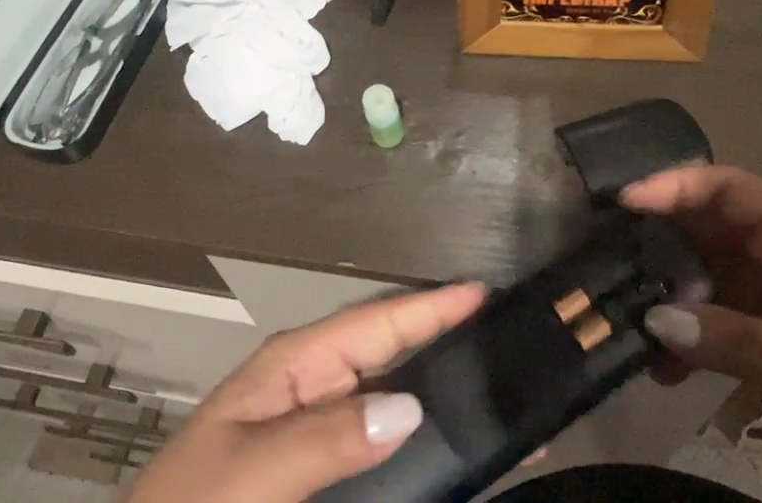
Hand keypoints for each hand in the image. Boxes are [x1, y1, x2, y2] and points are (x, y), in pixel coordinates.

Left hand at [126, 283, 485, 502]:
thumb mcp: (253, 470)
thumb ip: (324, 437)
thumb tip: (408, 405)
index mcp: (293, 367)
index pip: (373, 324)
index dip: (428, 306)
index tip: (483, 292)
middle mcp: (311, 386)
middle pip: (389, 353)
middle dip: (444, 341)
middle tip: (508, 342)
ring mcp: (317, 426)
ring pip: (390, 400)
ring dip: (438, 394)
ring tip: (497, 395)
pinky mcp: (323, 465)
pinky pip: (381, 444)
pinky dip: (420, 442)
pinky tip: (451, 448)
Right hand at [622, 166, 761, 502]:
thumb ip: (733, 340)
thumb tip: (652, 319)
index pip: (730, 189)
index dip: (675, 185)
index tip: (623, 204)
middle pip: (711, 233)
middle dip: (658, 245)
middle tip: (605, 266)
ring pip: (714, 284)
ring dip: (671, 302)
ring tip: (627, 329)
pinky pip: (728, 328)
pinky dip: (695, 342)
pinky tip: (665, 372)